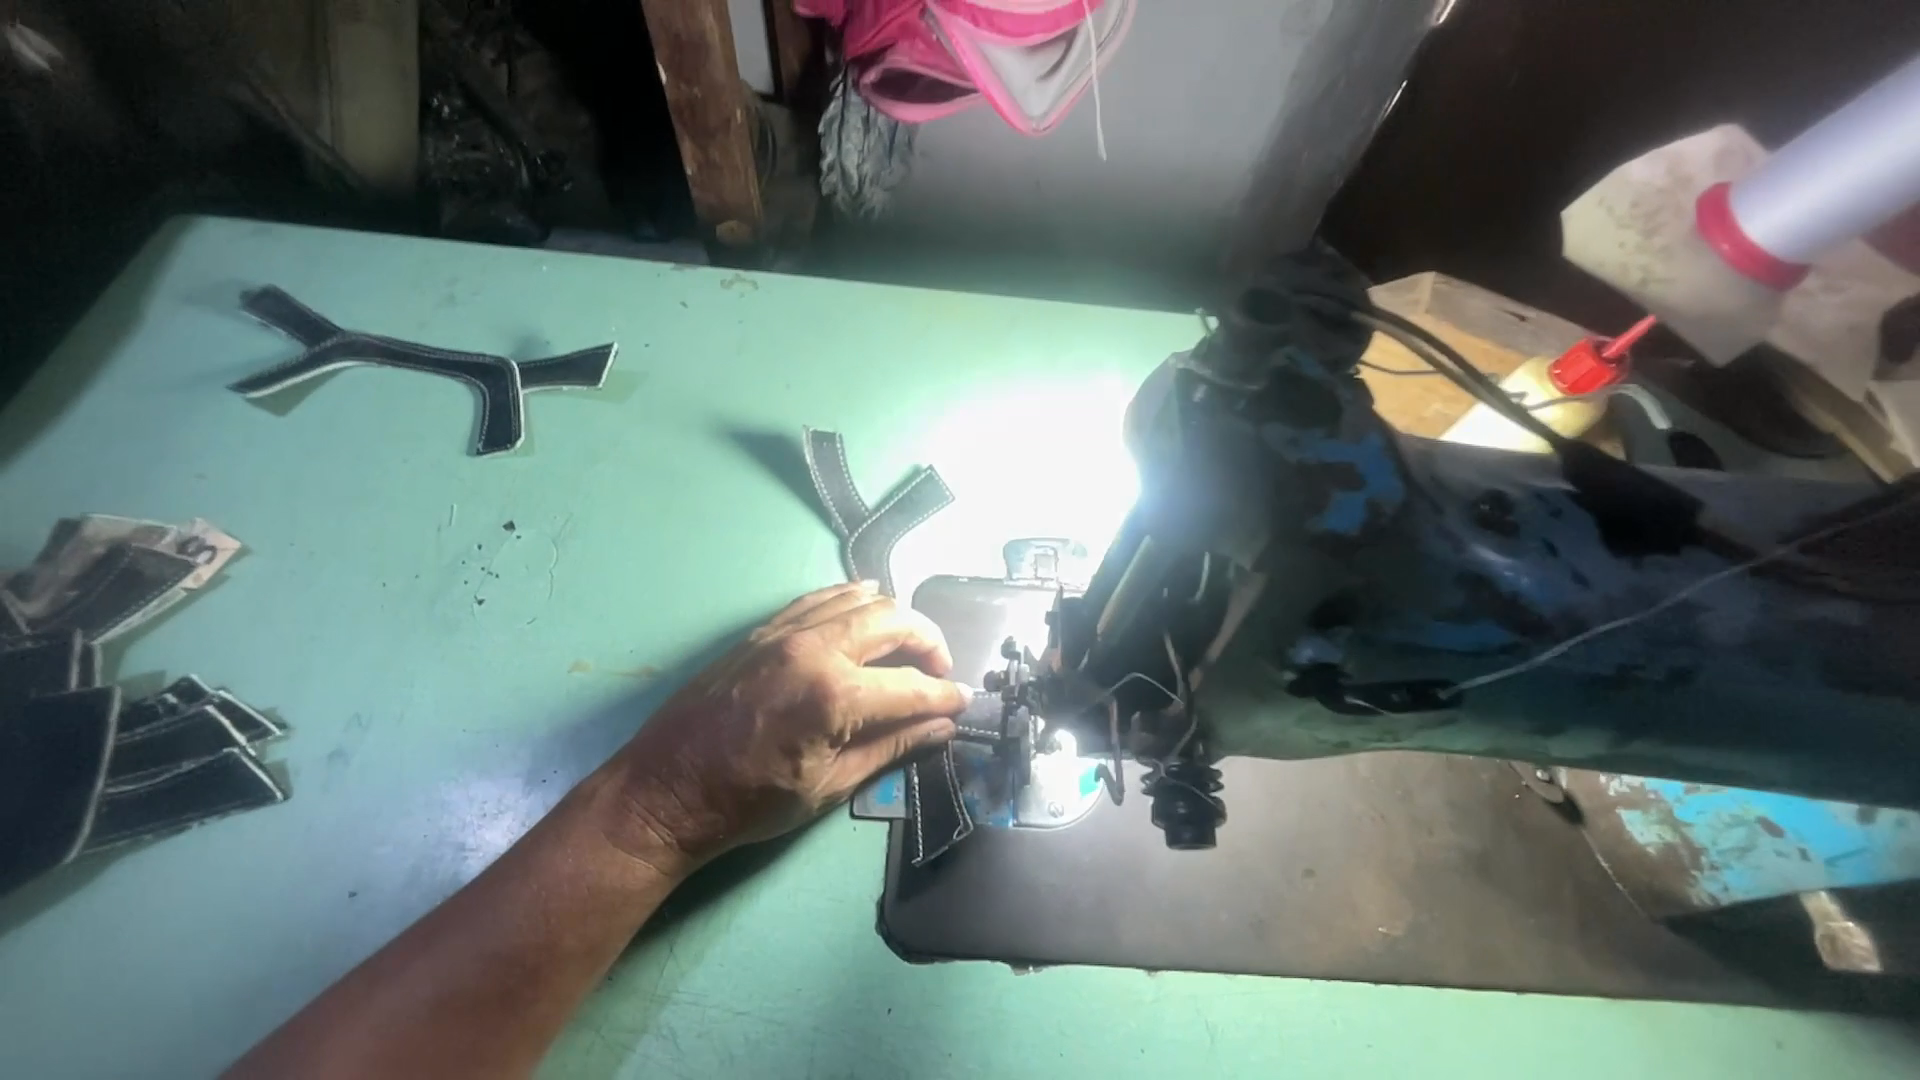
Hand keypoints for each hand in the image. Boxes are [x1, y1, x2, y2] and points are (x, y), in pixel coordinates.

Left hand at [597, 583, 967, 872]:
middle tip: (940, 671)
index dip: (946, 695)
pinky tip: (867, 606)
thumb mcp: (831, 785)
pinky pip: (821, 598)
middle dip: (931, 642)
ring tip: (909, 645)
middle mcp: (815, 649)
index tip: (964, 702)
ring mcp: (787, 631)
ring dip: (896, 616)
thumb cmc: (750, 803)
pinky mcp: (764, 629)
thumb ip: (893, 747)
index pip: (913, 686)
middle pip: (895, 621)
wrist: (667, 790)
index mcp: (835, 696)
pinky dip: (853, 599)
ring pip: (861, 599)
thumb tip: (943, 726)